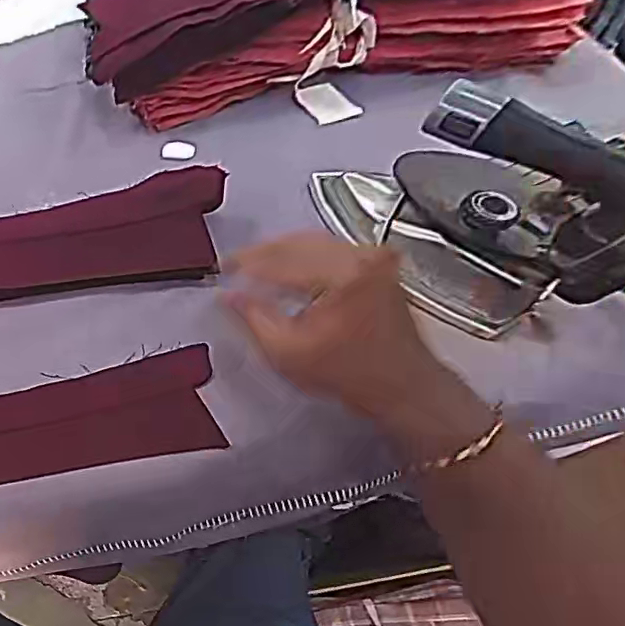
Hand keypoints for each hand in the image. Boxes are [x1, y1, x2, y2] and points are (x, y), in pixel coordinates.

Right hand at [222, 233, 491, 455]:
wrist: (400, 384)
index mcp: (342, 275)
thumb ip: (254, 319)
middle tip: (235, 265)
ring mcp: (375, 257)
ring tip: (256, 268)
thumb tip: (228, 295)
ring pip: (315, 242)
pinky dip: (306, 257)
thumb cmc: (347, 375)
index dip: (247, 263)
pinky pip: (332, 249)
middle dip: (263, 254)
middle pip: (299, 242)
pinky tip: (288, 270)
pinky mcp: (379, 263)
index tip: (224, 268)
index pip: (281, 259)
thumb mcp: (287, 353)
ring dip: (283, 254)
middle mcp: (362, 256)